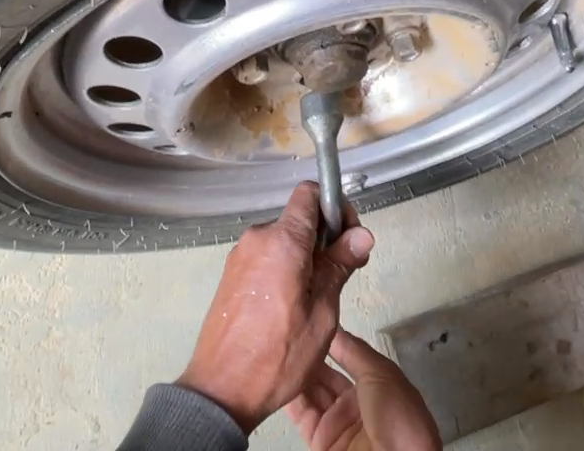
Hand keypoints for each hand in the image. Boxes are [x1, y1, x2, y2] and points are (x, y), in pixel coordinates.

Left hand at [177, 182, 375, 431]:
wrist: (220, 391)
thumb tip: (363, 234)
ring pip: (284, 240)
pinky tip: (292, 305)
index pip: (310, 193)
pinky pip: (267, 256)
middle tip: (343, 275)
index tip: (349, 238)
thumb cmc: (279, 355)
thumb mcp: (322, 313)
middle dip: (325, 238)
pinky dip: (285, 268)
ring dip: (305, 257)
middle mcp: (257, 238)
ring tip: (317, 299)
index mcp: (282, 240)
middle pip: (299, 219)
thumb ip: (340, 266)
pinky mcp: (231, 274)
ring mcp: (240, 255)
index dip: (335, 206)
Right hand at [289, 330, 441, 450]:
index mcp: (377, 386)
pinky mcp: (320, 443)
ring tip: (282, 351)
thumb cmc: (395, 416)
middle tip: (290, 335)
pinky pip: (303, 416)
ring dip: (299, 375)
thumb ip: (354, 351)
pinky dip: (291, 399)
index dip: (332, 342)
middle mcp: (356, 404)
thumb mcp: (381, 374)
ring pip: (313, 394)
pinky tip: (280, 377)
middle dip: (311, 358)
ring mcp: (337, 424)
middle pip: (328, 376)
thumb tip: (335, 326)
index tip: (310, 320)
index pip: (348, 358)